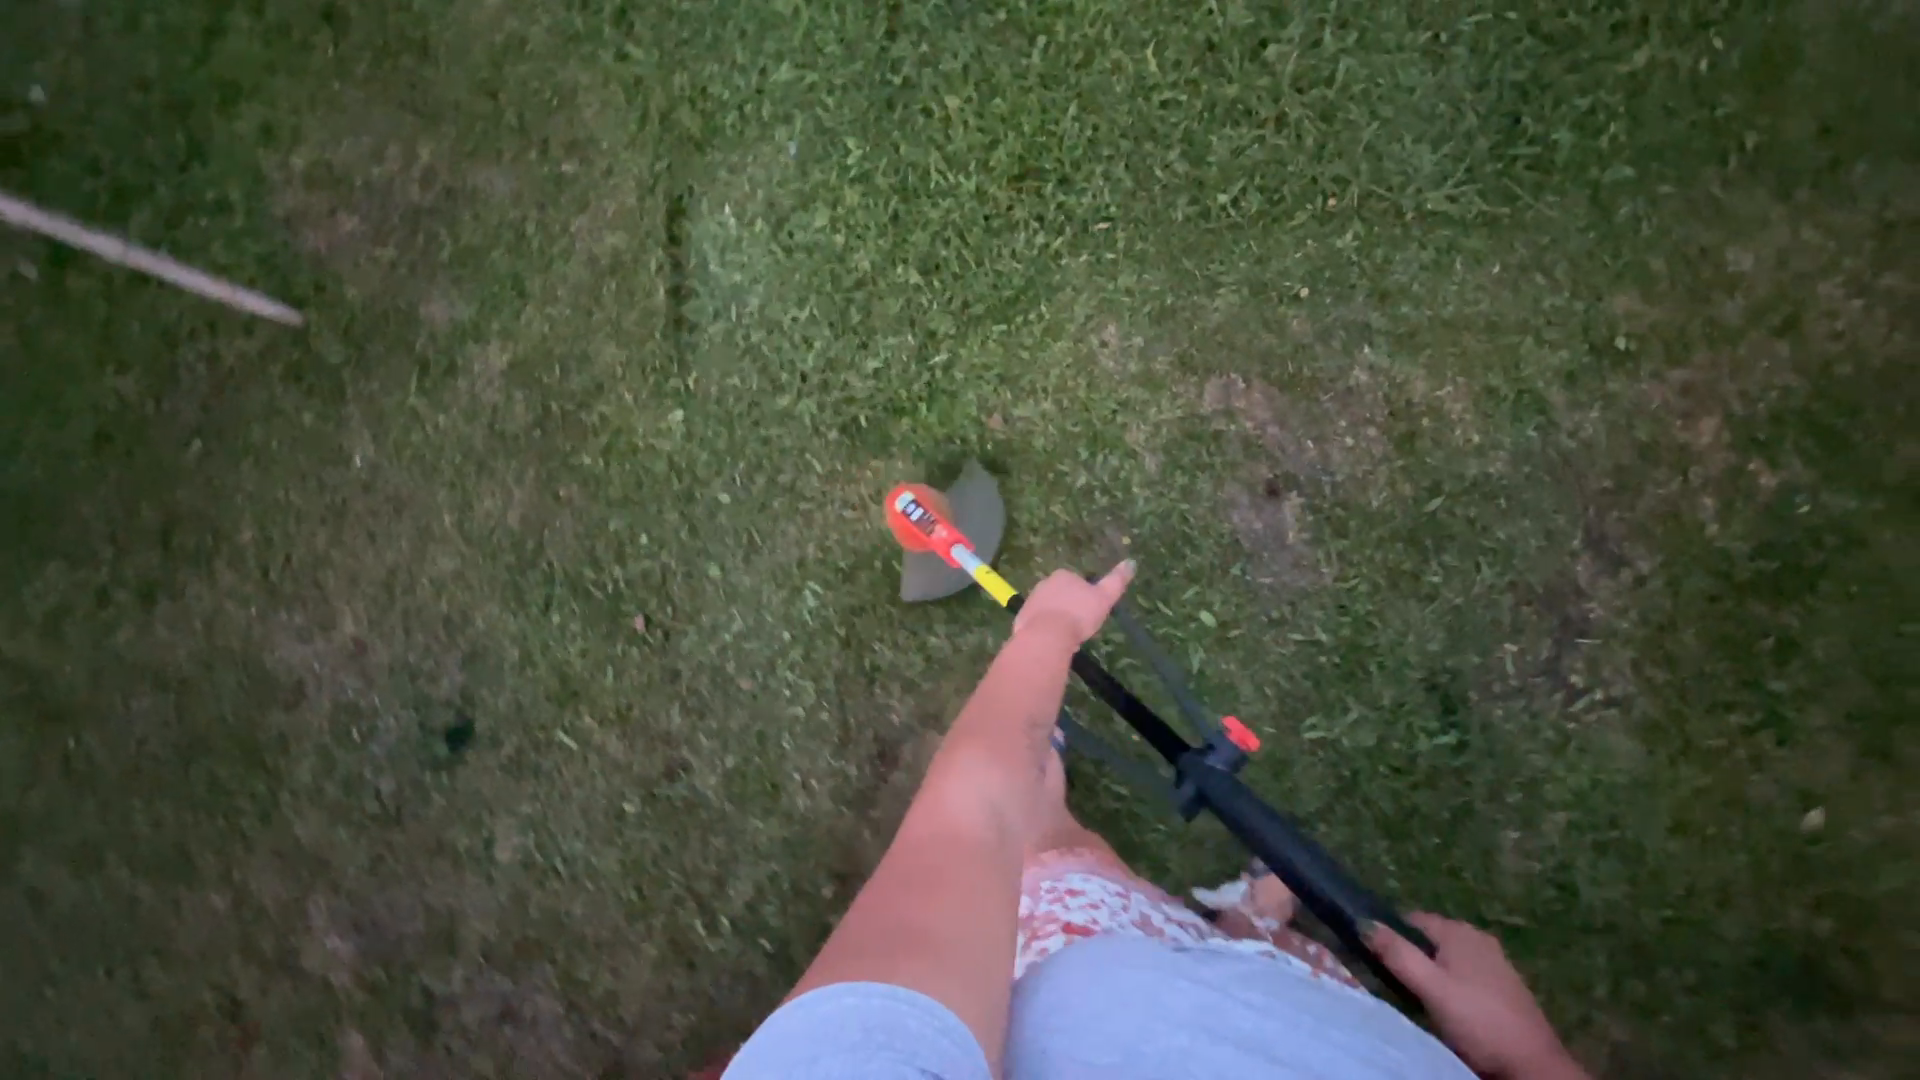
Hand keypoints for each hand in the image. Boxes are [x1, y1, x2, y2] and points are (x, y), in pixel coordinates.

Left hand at [1012, 561, 1134, 648]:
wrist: (1046, 636)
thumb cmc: (1078, 615)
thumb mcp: (1104, 598)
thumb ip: (1117, 580)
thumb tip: (1131, 562)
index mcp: (1063, 576)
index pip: (1076, 582)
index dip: (1085, 598)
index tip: (1090, 613)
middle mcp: (1043, 584)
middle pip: (1061, 595)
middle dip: (1069, 608)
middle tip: (1080, 627)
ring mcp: (1030, 601)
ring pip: (1049, 609)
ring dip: (1058, 620)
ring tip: (1069, 638)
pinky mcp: (1021, 619)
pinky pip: (1037, 624)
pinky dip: (1045, 631)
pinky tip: (1053, 642)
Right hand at [1368, 914, 1586, 1079]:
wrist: (1534, 1068)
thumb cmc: (1477, 1021)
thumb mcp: (1430, 987)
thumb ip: (1396, 953)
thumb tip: (1362, 921)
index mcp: (1459, 931)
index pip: (1410, 919)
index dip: (1391, 936)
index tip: (1380, 962)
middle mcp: (1478, 938)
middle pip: (1429, 938)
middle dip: (1412, 955)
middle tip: (1399, 984)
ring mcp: (1496, 962)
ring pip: (1448, 958)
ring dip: (1433, 972)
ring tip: (1422, 998)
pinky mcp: (1506, 987)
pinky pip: (1466, 974)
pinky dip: (1454, 985)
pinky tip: (1451, 1008)